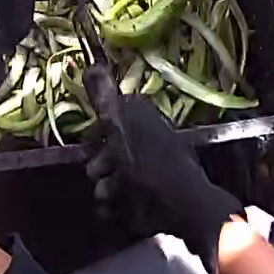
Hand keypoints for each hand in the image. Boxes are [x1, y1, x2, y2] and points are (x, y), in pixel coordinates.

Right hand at [85, 63, 244, 273]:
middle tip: (103, 172)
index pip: (107, 115)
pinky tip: (116, 209)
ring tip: (113, 195)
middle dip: (100, 164)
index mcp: (141, 114)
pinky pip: (118, 198)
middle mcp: (145, 135)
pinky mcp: (148, 195)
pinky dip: (114, 205)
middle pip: (105, 147)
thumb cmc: (150, 163)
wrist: (181, 208)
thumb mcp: (120, 126)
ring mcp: (147, 166)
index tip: (92, 141)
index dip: (97, 130)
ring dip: (106, 187)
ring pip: (109, 175)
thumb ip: (103, 97)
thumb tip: (91, 64)